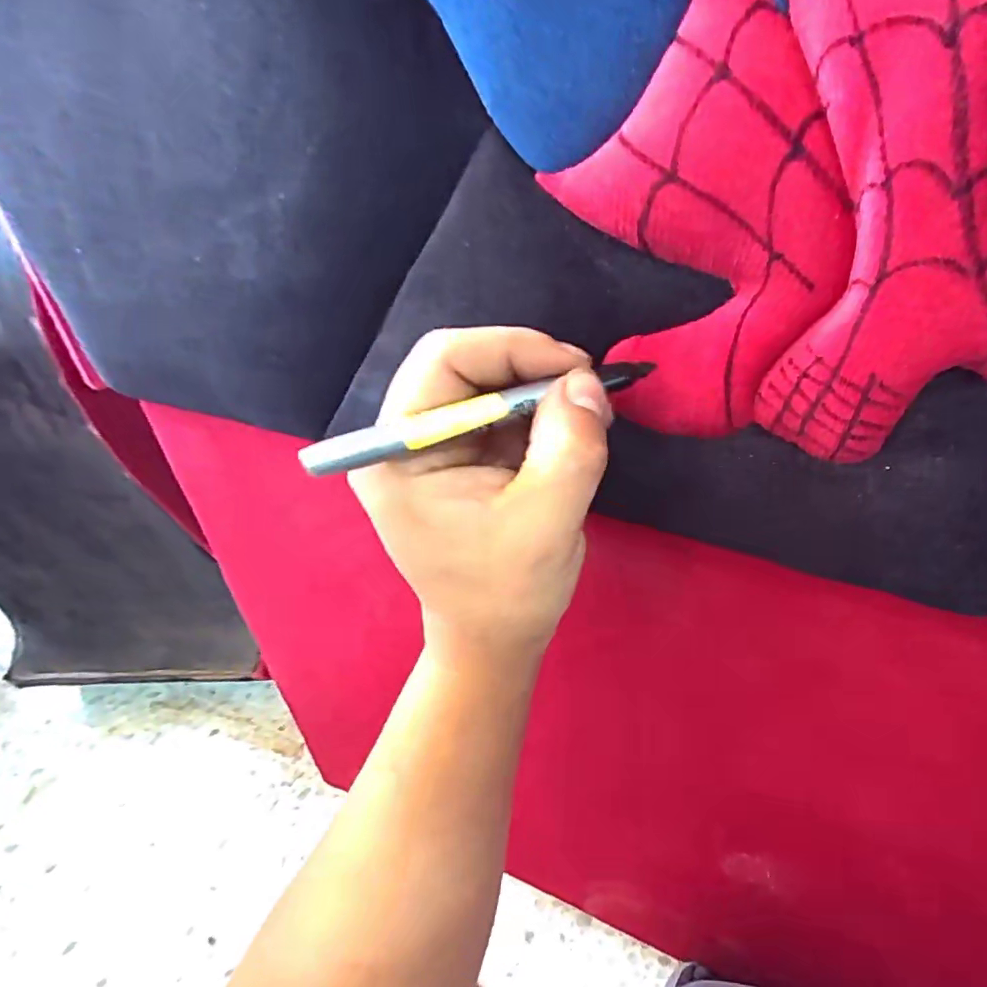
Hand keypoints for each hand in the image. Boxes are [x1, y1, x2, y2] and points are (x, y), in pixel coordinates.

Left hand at [349, 327, 611, 675]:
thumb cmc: (508, 592)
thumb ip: (570, 446)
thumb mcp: (548, 520)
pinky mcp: (456, 456)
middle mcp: (402, 440)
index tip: (577, 368)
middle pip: (463, 365)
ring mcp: (428, 447)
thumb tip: (586, 381)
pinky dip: (539, 410)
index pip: (444, 361)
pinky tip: (569, 430)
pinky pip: (499, 410)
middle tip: (587, 389)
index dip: (513, 348)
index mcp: (399, 454)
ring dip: (540, 389)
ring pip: (486, 383)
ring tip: (586, 415)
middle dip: (530, 368)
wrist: (493, 639)